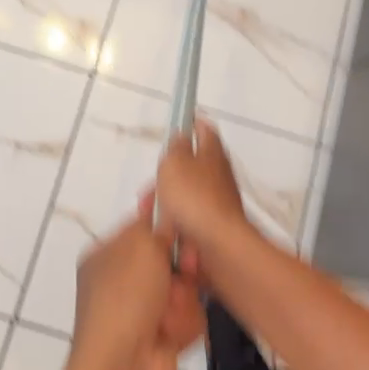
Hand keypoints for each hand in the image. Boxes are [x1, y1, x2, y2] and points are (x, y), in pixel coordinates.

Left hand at [69, 214, 205, 369]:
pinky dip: (183, 324)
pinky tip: (171, 333)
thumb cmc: (125, 298)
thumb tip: (159, 207)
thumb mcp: (141, 246)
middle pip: (170, 259)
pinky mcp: (161, 336)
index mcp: (106, 255)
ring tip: (169, 313)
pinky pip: (187, 317)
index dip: (165, 224)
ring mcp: (142, 311)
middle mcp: (122, 281)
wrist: (124, 369)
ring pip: (184, 289)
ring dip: (182, 300)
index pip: (142, 227)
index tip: (184, 221)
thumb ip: (156, 226)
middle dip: (182, 267)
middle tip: (185, 270)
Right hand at [155, 119, 248, 249]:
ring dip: (166, 201)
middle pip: (190, 166)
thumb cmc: (192, 198)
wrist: (218, 245)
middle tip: (150, 185)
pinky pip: (188, 217)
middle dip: (167, 175)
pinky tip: (162, 230)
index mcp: (212, 153)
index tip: (176, 125)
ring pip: (186, 194)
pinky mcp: (214, 225)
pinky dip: (174, 221)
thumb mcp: (175, 164)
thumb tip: (183, 134)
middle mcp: (219, 174)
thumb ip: (176, 146)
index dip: (191, 123)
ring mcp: (218, 201)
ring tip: (149, 211)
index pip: (205, 129)